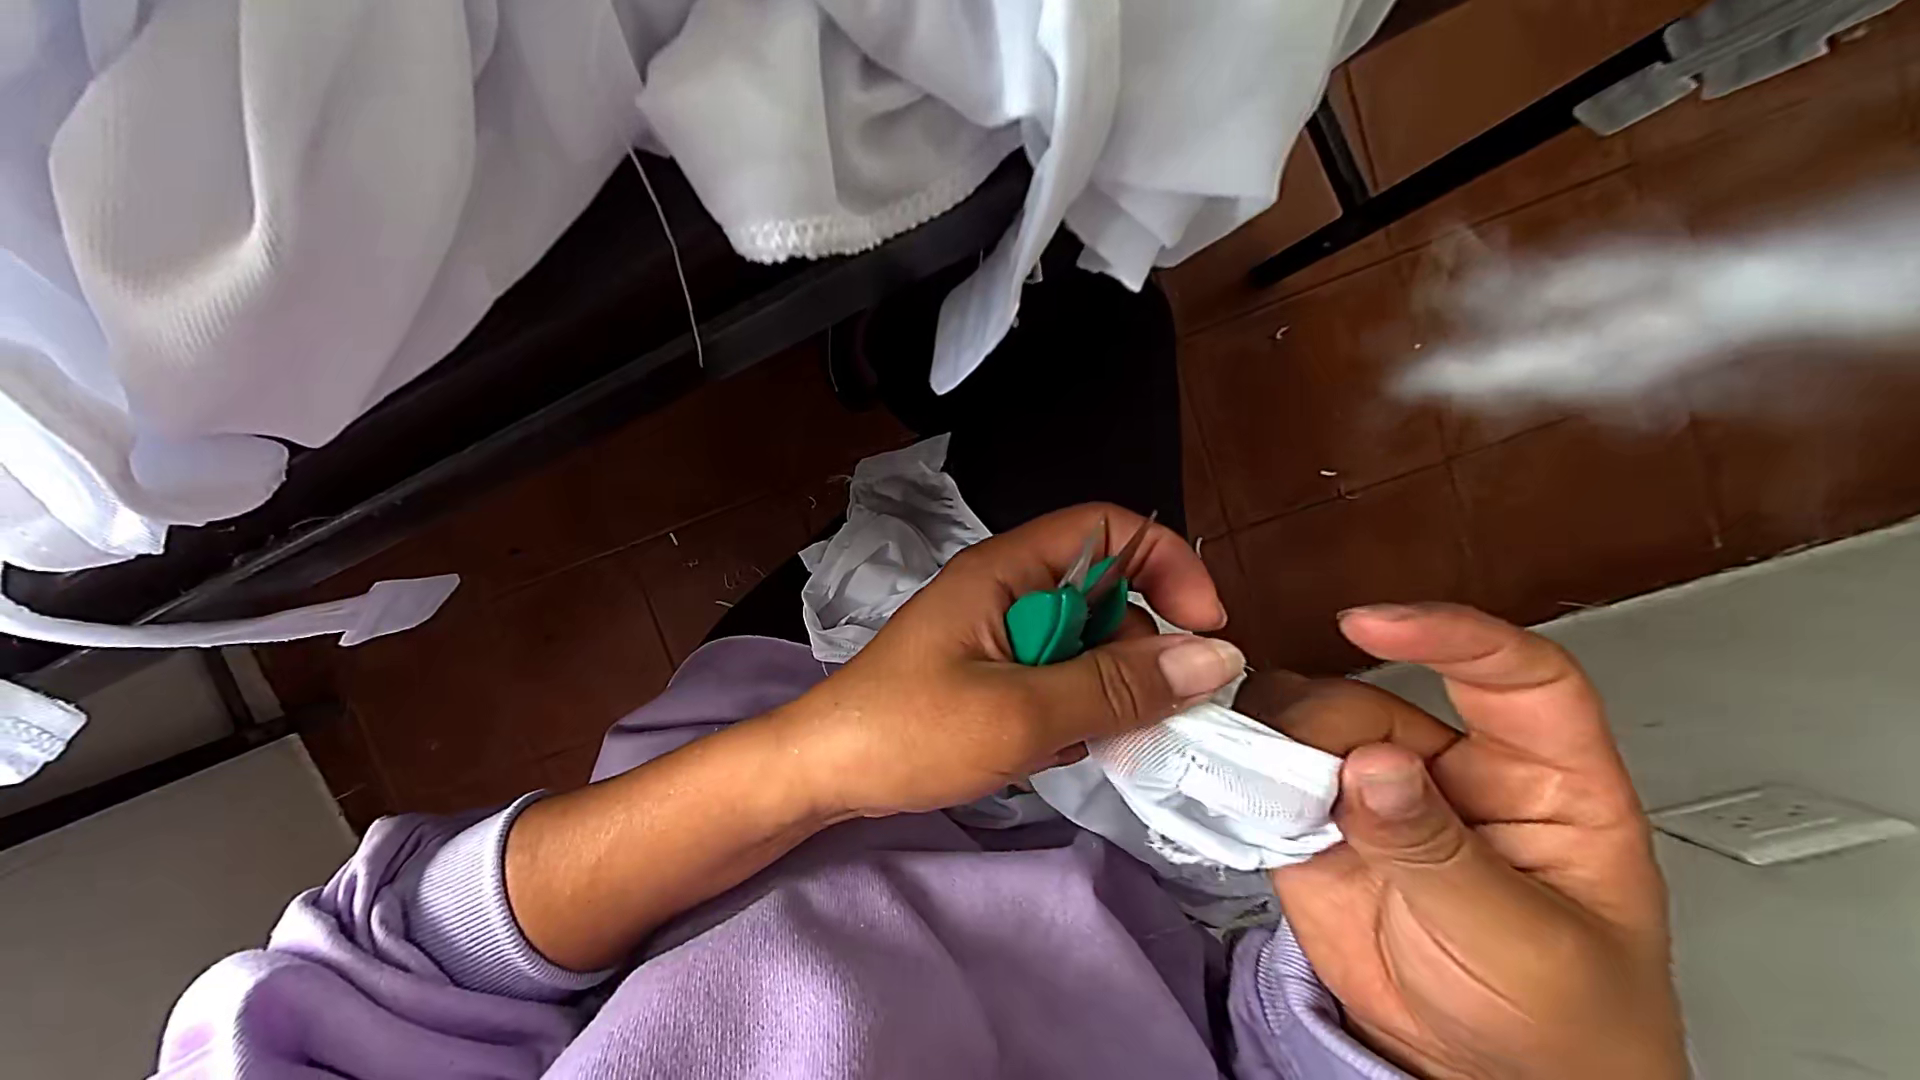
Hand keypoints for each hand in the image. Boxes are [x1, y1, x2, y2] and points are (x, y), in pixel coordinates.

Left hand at [776, 502, 1245, 817]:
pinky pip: (1059, 674)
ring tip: (1078, 737)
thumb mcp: (1021, 713)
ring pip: (1087, 641)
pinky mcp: (993, 670)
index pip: (1109, 530)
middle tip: (1143, 712)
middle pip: (1106, 591)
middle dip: (1140, 646)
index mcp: (1008, 570)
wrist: (822, 773)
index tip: (1204, 628)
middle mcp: (1008, 588)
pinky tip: (1049, 746)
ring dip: (1105, 688)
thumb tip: (1213, 658)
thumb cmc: (909, 732)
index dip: (1166, 564)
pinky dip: (1073, 708)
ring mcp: (999, 630)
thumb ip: (1117, 685)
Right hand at [1245, 604, 1686, 1079]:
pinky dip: (1243, 770)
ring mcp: (1370, 785)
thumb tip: (1374, 766)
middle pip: (1369, 698)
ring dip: (1275, 745)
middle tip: (1307, 781)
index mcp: (1540, 781)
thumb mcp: (1522, 944)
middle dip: (1325, 727)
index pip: (1514, 677)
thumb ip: (1440, 850)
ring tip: (1277, 797)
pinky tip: (1244, 791)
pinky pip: (1266, 766)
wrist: (1463, 1073)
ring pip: (1305, 720)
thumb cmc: (1557, 1022)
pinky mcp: (1314, 810)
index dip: (1449, 635)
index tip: (1372, 626)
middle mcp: (1445, 766)